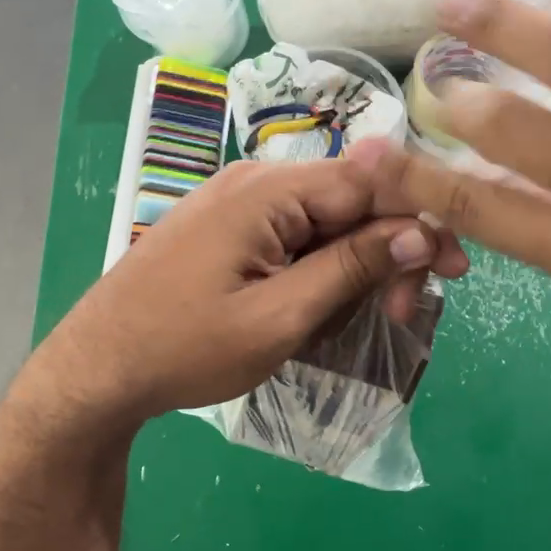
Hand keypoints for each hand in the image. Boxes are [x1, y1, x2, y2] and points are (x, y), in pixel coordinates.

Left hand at [38, 158, 467, 424]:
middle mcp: (254, 180)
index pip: (370, 181)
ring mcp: (237, 202)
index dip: (420, 219)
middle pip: (350, 200)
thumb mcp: (281, 316)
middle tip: (403, 312)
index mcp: (267, 191)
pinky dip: (321, 267)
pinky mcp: (227, 227)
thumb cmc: (186, 348)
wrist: (96, 369)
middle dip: (386, 252)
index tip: (454, 267)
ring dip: (355, 265)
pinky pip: (294, 234)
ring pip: (325, 221)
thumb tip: (421, 231)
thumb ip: (352, 267)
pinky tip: (325, 305)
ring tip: (365, 319)